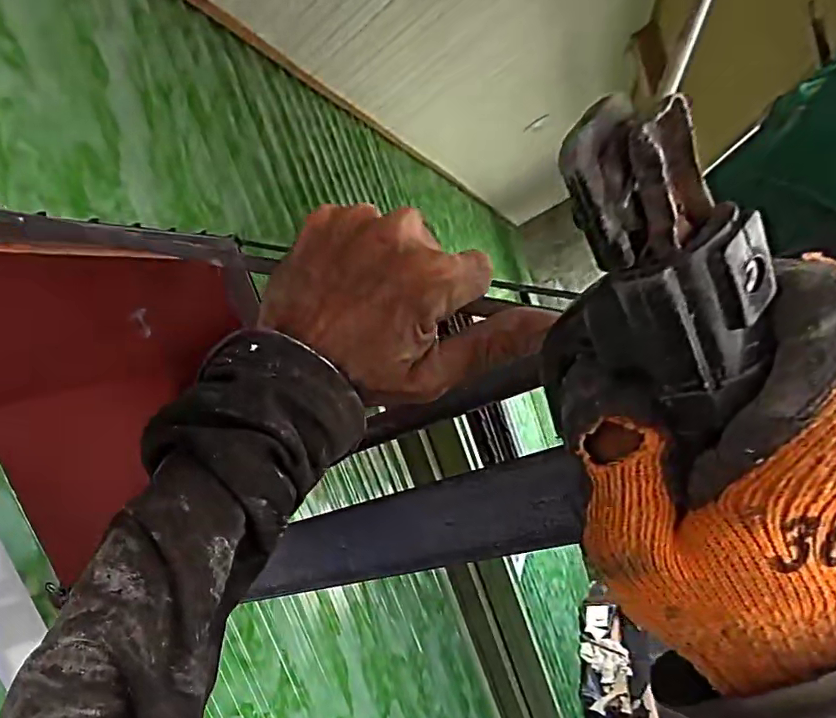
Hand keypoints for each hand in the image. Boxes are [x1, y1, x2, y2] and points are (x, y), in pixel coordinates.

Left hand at [259, 204, 557, 404]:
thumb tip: (541, 326)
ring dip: (381, 263)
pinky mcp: (326, 222)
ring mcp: (360, 225)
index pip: (474, 271)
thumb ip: (491, 344)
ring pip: (392, 237)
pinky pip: (353, 227)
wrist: (293, 373)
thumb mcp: (431, 375)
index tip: (424, 318)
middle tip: (382, 318)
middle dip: (415, 279)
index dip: (451, 300)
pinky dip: (348, 250)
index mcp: (434, 275)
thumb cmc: (355, 376)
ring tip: (355, 303)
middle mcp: (401, 237)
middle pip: (431, 250)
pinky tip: (336, 283)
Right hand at [551, 259, 835, 695]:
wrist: (824, 665)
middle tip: (737, 350)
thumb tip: (610, 399)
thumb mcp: (637, 554)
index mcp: (830, 447)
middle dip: (803, 305)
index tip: (714, 320)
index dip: (773, 291)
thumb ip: (618, 472)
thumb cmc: (728, 610)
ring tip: (785, 365)